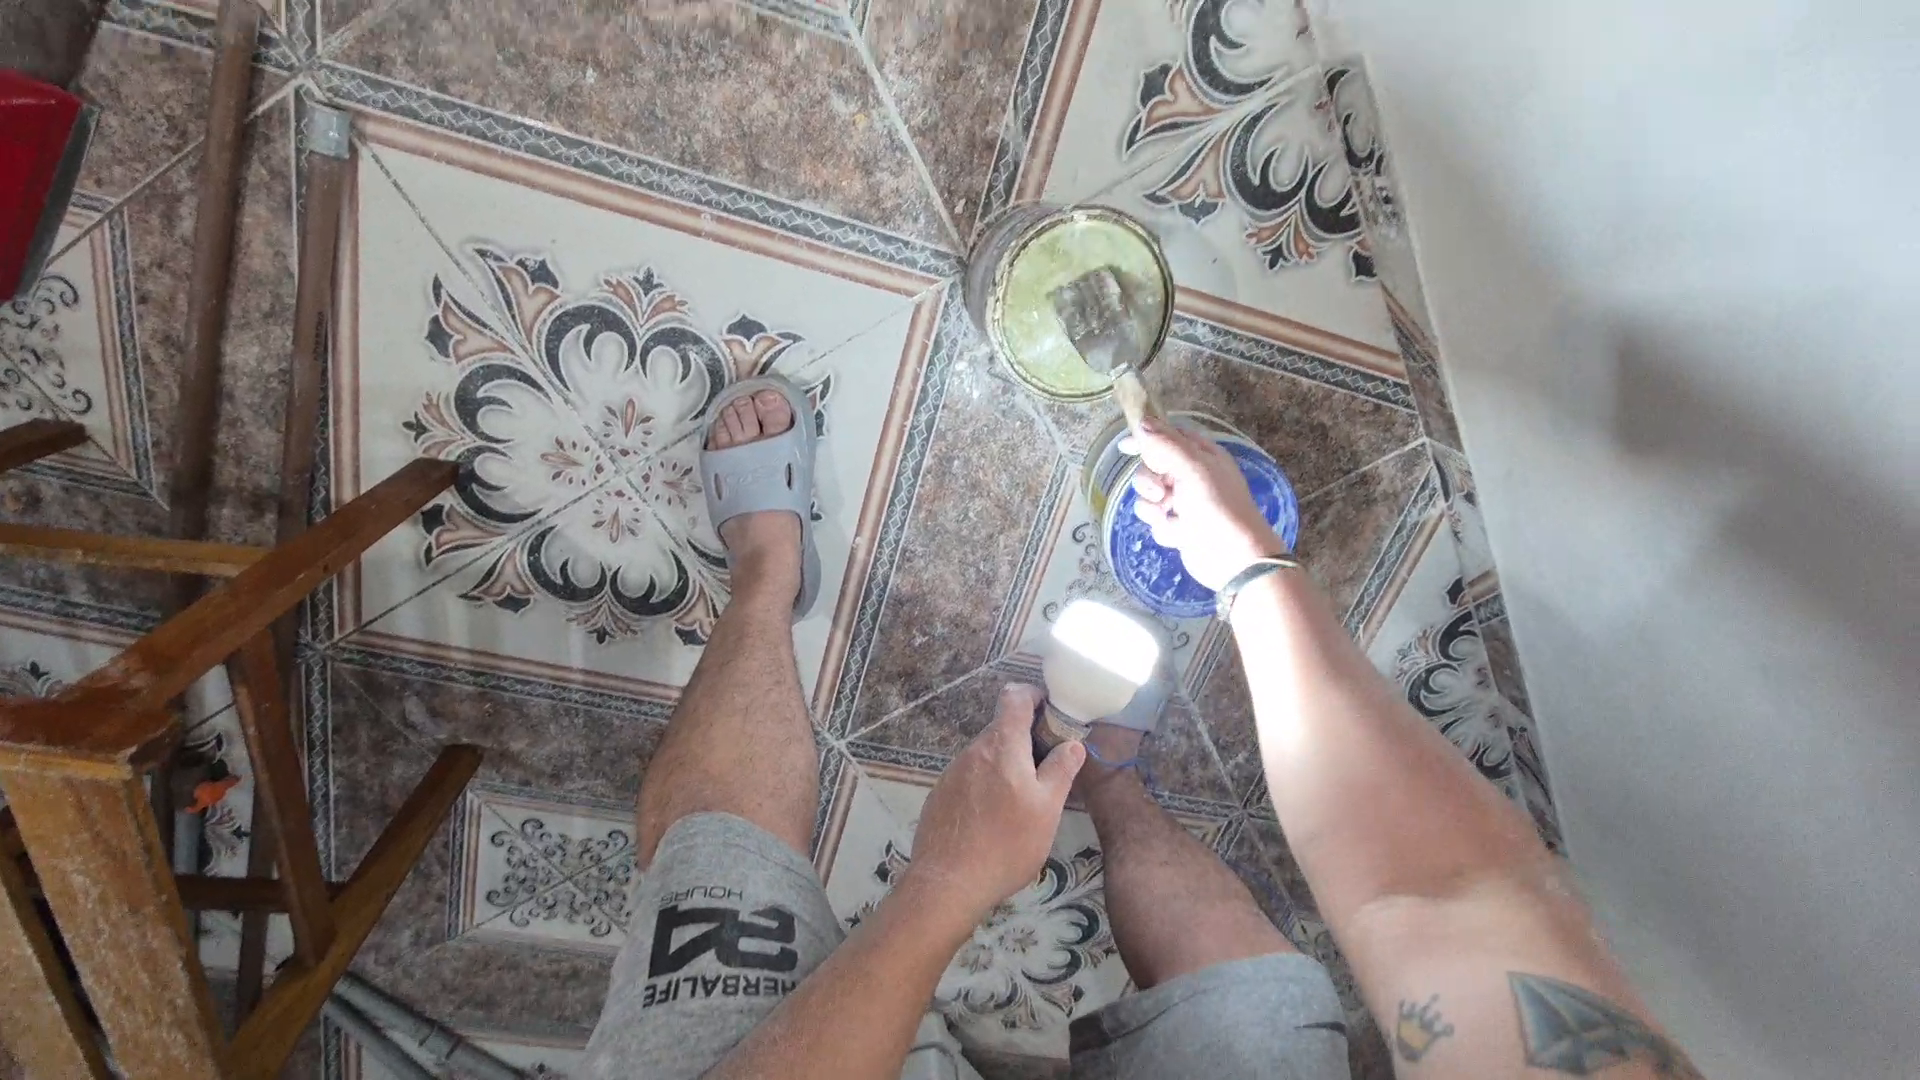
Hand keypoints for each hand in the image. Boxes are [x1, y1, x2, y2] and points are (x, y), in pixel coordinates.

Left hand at [903, 685, 1085, 922]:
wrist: (948, 882)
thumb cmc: (1006, 844)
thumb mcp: (1046, 810)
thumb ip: (1060, 771)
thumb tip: (1073, 743)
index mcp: (1002, 746)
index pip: (1014, 697)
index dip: (1033, 695)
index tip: (1049, 710)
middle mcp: (974, 750)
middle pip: (1001, 727)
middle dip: (1025, 738)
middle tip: (1046, 767)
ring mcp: (953, 772)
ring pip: (986, 754)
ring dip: (1006, 764)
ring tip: (1022, 801)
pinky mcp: (941, 794)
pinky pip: (970, 776)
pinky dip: (986, 784)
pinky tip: (993, 818)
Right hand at [1122, 419, 1287, 589]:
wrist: (1233, 558)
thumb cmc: (1218, 507)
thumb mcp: (1193, 469)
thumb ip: (1166, 445)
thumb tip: (1142, 422)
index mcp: (1201, 455)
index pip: (1168, 436)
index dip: (1146, 438)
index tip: (1124, 447)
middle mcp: (1191, 475)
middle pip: (1151, 467)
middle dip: (1148, 481)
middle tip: (1161, 493)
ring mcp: (1183, 502)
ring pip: (1148, 495)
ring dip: (1152, 506)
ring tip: (1169, 516)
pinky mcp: (1177, 525)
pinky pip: (1154, 519)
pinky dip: (1162, 526)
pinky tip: (1176, 534)